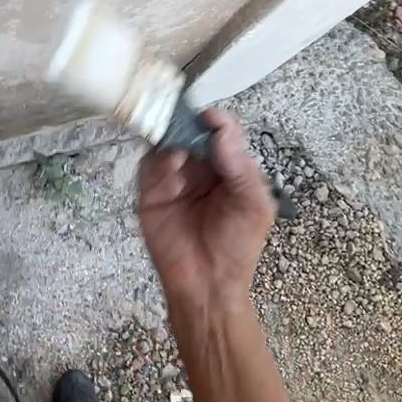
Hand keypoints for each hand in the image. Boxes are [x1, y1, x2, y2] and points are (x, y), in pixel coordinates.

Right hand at [136, 109, 275, 315]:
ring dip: (170, 142)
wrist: (207, 283)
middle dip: (186, 124)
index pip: (220, 133)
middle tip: (184, 122)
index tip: (209, 118)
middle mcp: (199, 167)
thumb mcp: (253, 205)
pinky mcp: (150, 192)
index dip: (215, 121)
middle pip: (188, 131)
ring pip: (165, 145)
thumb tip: (220, 130)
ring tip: (179, 153)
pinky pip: (147, 167)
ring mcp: (172, 178)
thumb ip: (240, 166)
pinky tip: (170, 167)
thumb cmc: (237, 245)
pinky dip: (156, 161)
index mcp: (227, 166)